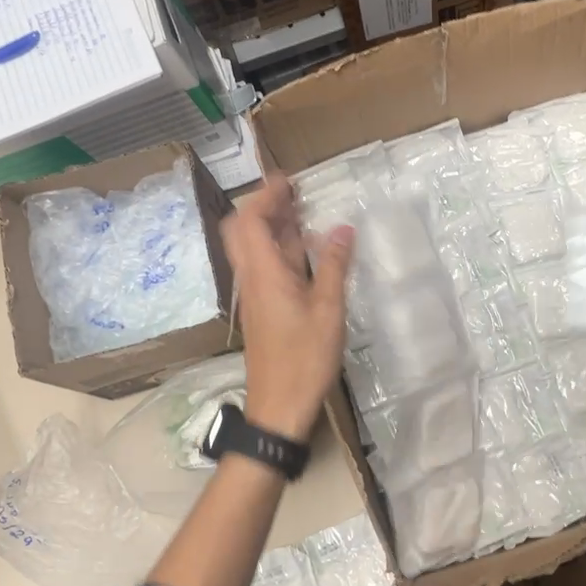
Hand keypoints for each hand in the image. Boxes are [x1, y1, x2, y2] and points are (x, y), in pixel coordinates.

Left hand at [220, 173, 353, 442]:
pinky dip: (279, 249)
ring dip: (272, 227)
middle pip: (242, 231)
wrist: (278, 407)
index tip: (286, 178)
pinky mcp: (263, 310)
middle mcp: (252, 279)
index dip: (265, 195)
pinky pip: (264, 267)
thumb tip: (342, 229)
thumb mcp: (328, 310)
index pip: (251, 220)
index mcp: (263, 274)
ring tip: (302, 213)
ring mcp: (255, 296)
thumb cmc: (304, 359)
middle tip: (292, 193)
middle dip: (263, 206)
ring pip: (253, 249)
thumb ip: (332, 266)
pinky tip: (305, 253)